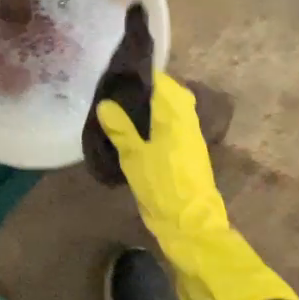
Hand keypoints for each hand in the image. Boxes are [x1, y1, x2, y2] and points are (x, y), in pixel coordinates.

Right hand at [95, 75, 298, 299]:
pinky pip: (168, 129)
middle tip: (109, 91)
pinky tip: (131, 134)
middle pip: (165, 94)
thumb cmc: (164, 188)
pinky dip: (151, 126)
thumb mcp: (134, 158)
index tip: (113, 71)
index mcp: (176, 113)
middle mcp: (188, 119)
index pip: (160, 79)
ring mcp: (190, 138)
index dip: (138, 73)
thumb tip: (106, 104)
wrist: (192, 228)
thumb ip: (120, 129)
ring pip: (167, 112)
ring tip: (114, 110)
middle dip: (141, 90)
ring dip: (146, 110)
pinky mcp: (188, 155)